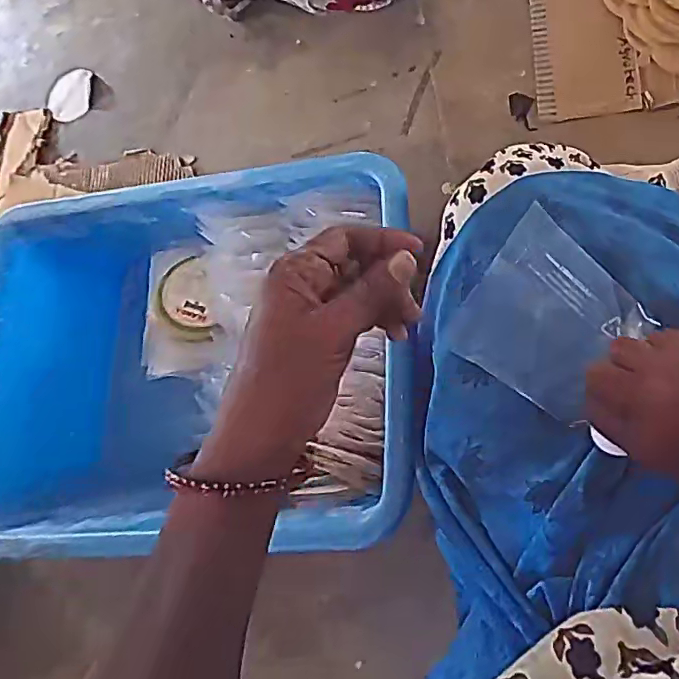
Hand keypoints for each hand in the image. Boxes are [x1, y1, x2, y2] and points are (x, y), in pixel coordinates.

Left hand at [194, 225, 421, 481]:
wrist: (261, 440)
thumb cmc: (290, 380)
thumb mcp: (335, 330)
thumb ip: (372, 291)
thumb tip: (406, 259)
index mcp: (296, 272)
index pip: (344, 238)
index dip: (382, 240)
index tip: (418, 252)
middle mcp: (302, 283)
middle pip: (355, 263)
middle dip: (389, 277)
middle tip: (413, 304)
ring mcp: (311, 309)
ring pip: (360, 288)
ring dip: (387, 300)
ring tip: (409, 325)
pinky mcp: (320, 333)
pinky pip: (356, 311)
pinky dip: (377, 317)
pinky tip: (395, 334)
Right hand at [585, 330, 678, 509]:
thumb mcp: (676, 470)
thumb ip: (636, 441)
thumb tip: (615, 419)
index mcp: (643, 436)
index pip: (594, 410)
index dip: (599, 411)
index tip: (611, 413)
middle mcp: (647, 393)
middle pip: (598, 372)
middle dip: (607, 382)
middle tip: (628, 392)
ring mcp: (669, 362)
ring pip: (623, 347)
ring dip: (631, 361)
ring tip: (652, 374)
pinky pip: (655, 337)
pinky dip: (659, 349)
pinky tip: (677, 363)